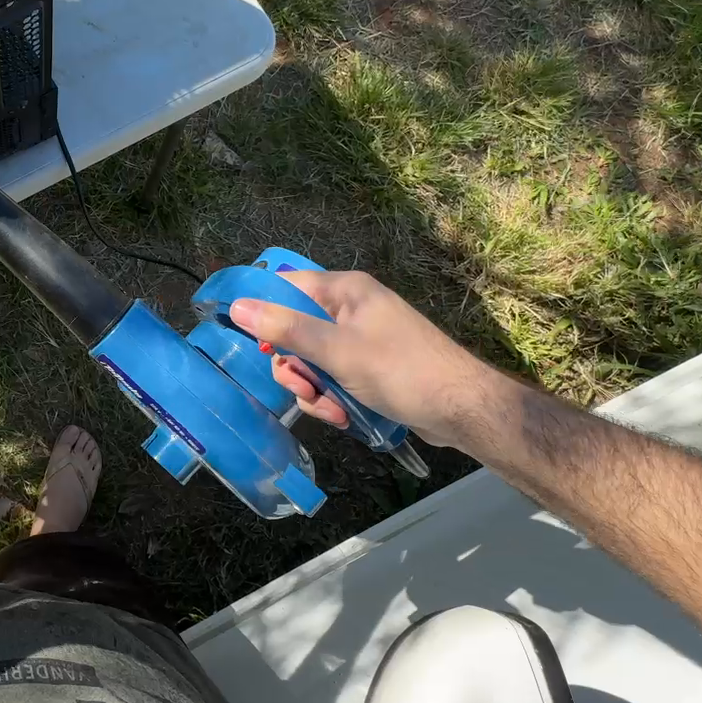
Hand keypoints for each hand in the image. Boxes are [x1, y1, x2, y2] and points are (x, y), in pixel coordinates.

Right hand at [227, 270, 519, 449]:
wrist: (465, 412)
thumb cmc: (400, 371)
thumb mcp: (335, 350)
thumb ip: (284, 328)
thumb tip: (236, 307)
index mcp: (344, 291)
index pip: (285, 286)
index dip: (264, 311)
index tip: (258, 344)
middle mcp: (349, 309)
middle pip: (293, 330)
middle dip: (294, 366)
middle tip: (304, 387)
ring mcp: (359, 339)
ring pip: (310, 360)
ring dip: (311, 389)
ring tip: (330, 410)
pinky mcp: (368, 367)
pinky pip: (330, 376)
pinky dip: (330, 398)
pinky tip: (343, 416)